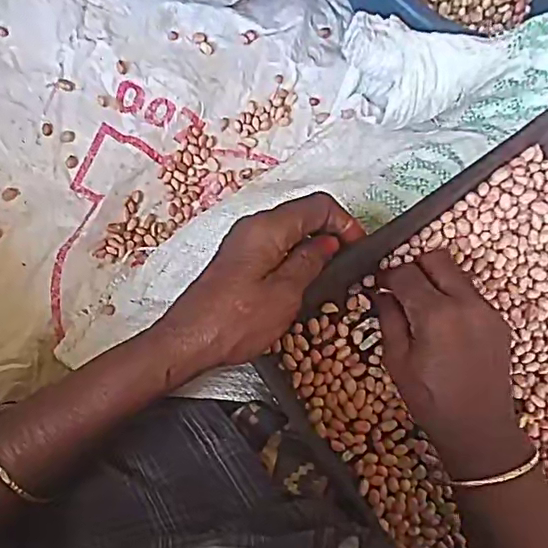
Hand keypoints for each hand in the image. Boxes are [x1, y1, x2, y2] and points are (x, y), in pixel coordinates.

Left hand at [152, 192, 364, 376]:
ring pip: (289, 233)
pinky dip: (294, 258)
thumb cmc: (232, 323)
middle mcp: (252, 228)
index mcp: (267, 228)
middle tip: (349, 261)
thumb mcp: (284, 295)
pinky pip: (274, 249)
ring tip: (330, 275)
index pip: (317, 205)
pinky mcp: (238, 263)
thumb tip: (327, 244)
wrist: (189, 342)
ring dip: (313, 247)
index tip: (359, 246)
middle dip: (331, 233)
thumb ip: (309, 263)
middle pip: (303, 215)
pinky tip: (303, 282)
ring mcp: (243, 245)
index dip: (344, 222)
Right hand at [373, 249, 532, 478]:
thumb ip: (389, 320)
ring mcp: (487, 311)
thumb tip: (382, 294)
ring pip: (457, 274)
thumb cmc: (431, 401)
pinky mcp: (498, 321)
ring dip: (436, 281)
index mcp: (436, 315)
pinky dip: (453, 299)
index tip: (378, 283)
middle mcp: (466, 304)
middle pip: (437, 258)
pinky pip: (471, 295)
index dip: (387, 275)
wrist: (478, 426)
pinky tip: (443, 326)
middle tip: (400, 287)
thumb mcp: (397, 362)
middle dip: (415, 266)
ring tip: (420, 309)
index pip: (406, 273)